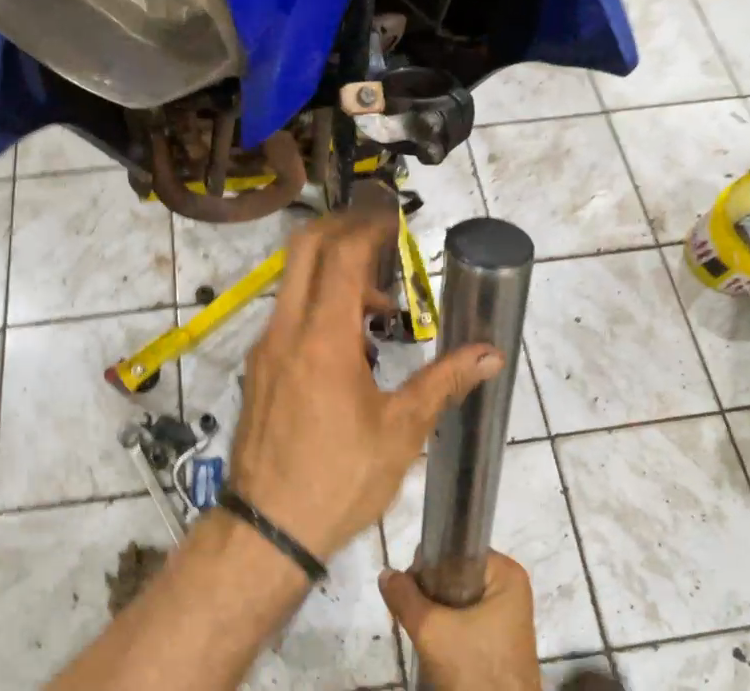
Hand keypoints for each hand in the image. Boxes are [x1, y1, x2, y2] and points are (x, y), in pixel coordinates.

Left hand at [227, 189, 504, 560]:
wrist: (268, 529)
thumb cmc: (340, 479)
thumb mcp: (401, 432)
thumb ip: (443, 383)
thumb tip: (490, 354)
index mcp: (322, 339)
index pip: (341, 256)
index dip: (369, 228)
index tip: (395, 220)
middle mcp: (285, 331)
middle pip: (304, 250)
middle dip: (342, 230)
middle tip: (381, 239)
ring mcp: (265, 348)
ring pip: (294, 283)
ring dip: (334, 276)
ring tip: (381, 311)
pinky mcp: (259, 368)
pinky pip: (288, 315)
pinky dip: (318, 306)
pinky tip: (352, 349)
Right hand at [380, 553, 542, 690]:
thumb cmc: (474, 669)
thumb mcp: (431, 629)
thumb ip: (404, 596)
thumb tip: (386, 573)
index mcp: (505, 572)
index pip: (454, 550)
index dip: (427, 565)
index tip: (413, 588)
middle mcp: (510, 587)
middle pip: (455, 573)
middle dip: (430, 591)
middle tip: (416, 615)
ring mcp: (507, 614)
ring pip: (457, 598)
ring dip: (436, 612)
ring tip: (424, 630)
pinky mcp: (500, 638)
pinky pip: (465, 618)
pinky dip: (447, 627)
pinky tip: (437, 644)